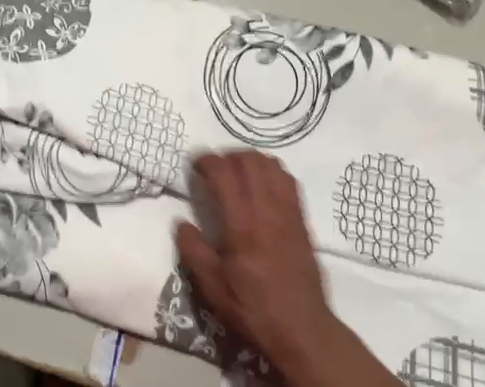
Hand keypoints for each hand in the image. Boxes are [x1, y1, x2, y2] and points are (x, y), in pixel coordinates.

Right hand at [176, 151, 357, 382]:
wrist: (302, 329)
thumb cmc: (253, 309)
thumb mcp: (212, 288)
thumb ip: (193, 251)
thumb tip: (181, 223)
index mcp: (242, 226)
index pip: (224, 173)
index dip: (207, 161)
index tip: (195, 166)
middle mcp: (267, 211)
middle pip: (249, 161)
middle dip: (227, 155)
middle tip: (214, 168)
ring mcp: (289, 213)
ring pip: (272, 165)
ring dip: (250, 160)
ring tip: (237, 172)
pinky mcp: (302, 220)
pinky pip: (289, 180)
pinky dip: (272, 171)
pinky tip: (262, 185)